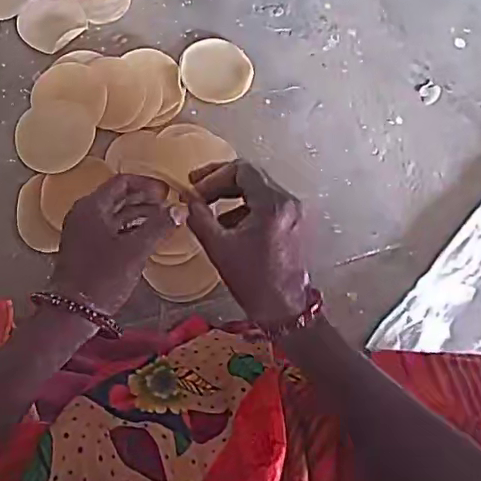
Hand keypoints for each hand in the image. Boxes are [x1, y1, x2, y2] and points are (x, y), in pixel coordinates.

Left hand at [47, 174, 180, 314]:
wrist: (73, 312)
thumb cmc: (100, 278)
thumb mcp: (135, 250)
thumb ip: (159, 227)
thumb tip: (180, 210)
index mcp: (91, 207)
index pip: (122, 182)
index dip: (147, 184)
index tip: (166, 192)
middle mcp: (84, 214)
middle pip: (118, 197)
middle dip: (145, 199)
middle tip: (168, 205)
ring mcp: (83, 231)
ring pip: (116, 214)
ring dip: (139, 215)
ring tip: (163, 220)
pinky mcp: (86, 247)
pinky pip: (111, 228)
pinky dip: (130, 229)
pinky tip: (147, 237)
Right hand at [184, 161, 312, 326]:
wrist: (285, 310)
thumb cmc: (253, 281)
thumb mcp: (219, 247)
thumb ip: (199, 217)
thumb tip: (187, 200)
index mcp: (272, 204)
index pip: (241, 170)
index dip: (213, 176)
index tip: (195, 188)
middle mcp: (288, 202)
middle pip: (251, 176)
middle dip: (220, 183)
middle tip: (197, 191)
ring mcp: (293, 213)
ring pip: (257, 190)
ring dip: (231, 196)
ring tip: (208, 210)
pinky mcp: (293, 224)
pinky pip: (265, 205)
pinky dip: (244, 208)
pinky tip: (227, 225)